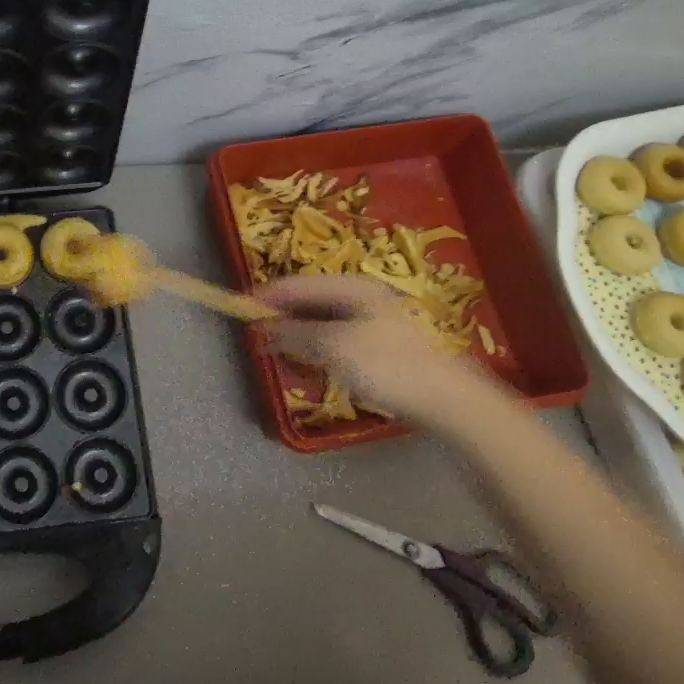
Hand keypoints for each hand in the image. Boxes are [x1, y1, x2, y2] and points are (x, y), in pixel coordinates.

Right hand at [254, 274, 506, 429]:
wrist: (445, 399)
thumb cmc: (387, 366)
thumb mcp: (333, 347)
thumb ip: (295, 333)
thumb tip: (264, 327)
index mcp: (351, 287)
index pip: (297, 284)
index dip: (266, 297)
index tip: (239, 311)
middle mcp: (361, 297)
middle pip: (309, 301)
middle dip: (282, 318)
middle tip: (258, 339)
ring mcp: (372, 320)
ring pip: (321, 322)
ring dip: (298, 336)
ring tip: (280, 355)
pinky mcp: (378, 344)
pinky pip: (336, 339)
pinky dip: (317, 348)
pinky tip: (310, 365)